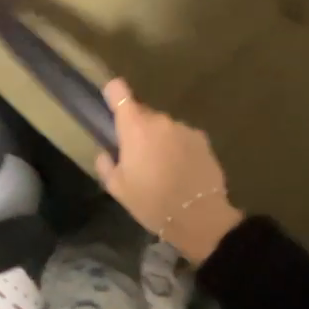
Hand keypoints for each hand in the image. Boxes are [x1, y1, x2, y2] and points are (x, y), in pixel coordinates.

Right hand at [94, 78, 244, 263]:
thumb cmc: (152, 202)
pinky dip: (180, 148)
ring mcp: (183, 128)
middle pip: (143, 114)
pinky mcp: (202, 139)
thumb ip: (105, 165)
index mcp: (134, 126)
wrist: (198, 217)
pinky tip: (183, 171)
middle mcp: (159, 120)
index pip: (119, 91)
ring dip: (161, 139)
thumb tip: (106, 153)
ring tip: (164, 168)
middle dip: (140, 129)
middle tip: (140, 156)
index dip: (114, 95)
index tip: (113, 106)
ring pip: (165, 127)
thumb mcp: (118, 189)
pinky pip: (183, 137)